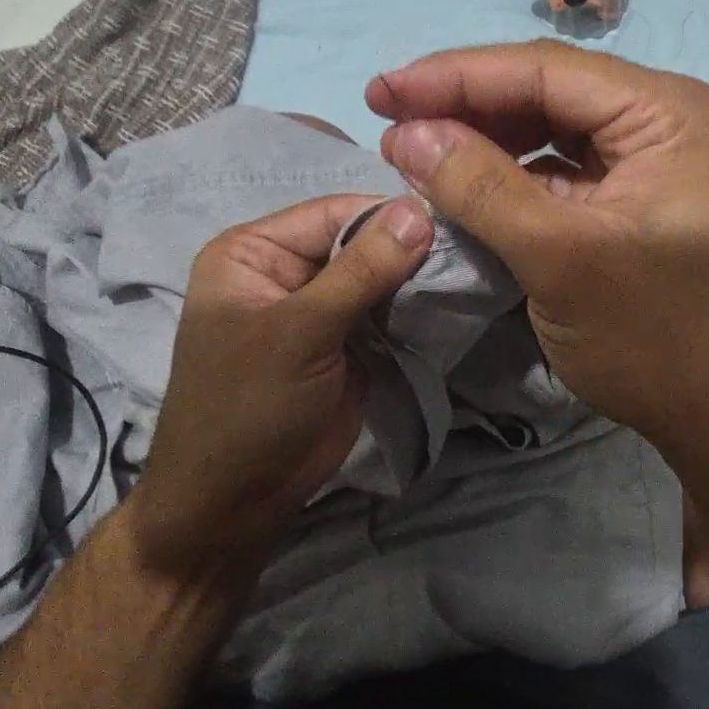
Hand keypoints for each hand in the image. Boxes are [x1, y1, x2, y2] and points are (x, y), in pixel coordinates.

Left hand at [131, 194, 433, 579]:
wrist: (239, 498)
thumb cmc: (249, 406)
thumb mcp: (300, 331)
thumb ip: (360, 271)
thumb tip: (419, 211)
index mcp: (255, 252)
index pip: (333, 213)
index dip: (389, 215)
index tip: (451, 222)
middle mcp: (289, 272)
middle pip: (362, 242)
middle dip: (410, 249)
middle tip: (469, 252)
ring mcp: (323, 311)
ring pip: (382, 279)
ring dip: (420, 281)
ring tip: (468, 277)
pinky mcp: (351, 344)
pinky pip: (390, 314)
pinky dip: (418, 312)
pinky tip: (452, 305)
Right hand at [369, 41, 708, 480]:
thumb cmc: (655, 338)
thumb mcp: (562, 259)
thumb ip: (482, 189)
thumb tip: (406, 133)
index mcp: (667, 115)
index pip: (546, 71)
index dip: (456, 76)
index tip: (379, 91)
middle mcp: (665, 124)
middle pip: (548, 95)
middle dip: (467, 107)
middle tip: (387, 120)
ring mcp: (653, 166)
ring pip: (551, 135)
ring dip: (485, 143)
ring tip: (415, 153)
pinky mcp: (636, 206)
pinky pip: (562, 176)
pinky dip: (511, 181)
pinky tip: (465, 188)